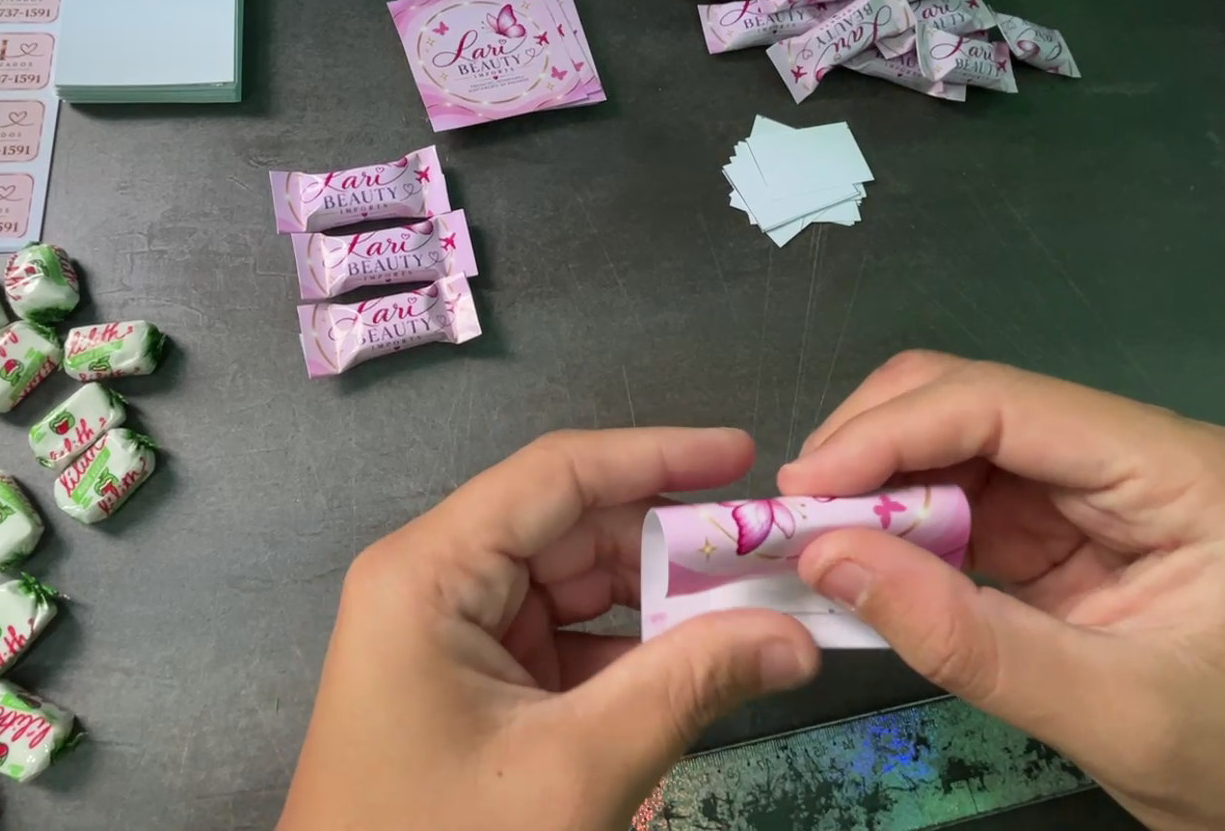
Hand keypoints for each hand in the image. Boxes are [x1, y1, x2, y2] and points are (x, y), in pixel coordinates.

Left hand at [278, 428, 818, 830]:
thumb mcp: (570, 770)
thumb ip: (686, 688)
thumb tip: (794, 639)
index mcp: (431, 567)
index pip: (556, 475)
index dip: (654, 454)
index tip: (739, 453)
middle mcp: (436, 573)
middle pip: (569, 524)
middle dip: (669, 536)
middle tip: (767, 546)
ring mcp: (453, 621)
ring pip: (572, 577)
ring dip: (657, 592)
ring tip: (748, 599)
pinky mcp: (474, 665)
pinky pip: (562, 630)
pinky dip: (628, 641)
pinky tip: (694, 653)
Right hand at [778, 351, 1224, 830]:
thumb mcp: (1113, 720)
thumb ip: (961, 637)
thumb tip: (822, 559)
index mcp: (1187, 473)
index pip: (1006, 404)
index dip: (890, 431)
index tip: (803, 484)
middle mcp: (1134, 448)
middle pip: (967, 394)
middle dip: (871, 442)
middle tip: (801, 506)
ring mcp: (1091, 474)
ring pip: (946, 429)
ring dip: (873, 473)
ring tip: (822, 527)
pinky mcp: (1056, 507)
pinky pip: (951, 481)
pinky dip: (894, 507)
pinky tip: (866, 543)